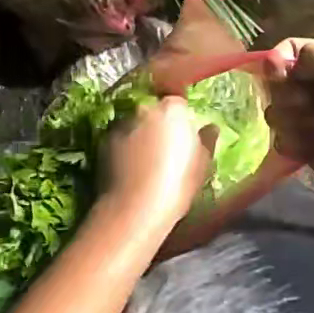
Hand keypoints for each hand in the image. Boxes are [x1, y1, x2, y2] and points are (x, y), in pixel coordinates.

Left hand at [100, 96, 215, 229]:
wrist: (134, 209)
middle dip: (158, 123)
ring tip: (146, 161)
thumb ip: (206, 141)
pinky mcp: (103, 141)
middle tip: (165, 147)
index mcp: (172, 110)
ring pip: (134, 123)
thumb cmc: (176, 186)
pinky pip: (119, 139)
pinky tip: (130, 168)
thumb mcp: (202, 165)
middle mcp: (144, 109)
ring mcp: (120, 124)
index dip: (181, 118)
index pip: (178, 103)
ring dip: (140, 134)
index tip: (183, 134)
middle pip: (153, 110)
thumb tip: (210, 128)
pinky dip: (124, 148)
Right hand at [266, 39, 313, 196]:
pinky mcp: (308, 145)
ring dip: (295, 122)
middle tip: (312, 105)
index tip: (279, 75)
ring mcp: (313, 117)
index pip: (291, 51)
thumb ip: (309, 53)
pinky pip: (282, 139)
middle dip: (290, 96)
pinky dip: (296, 143)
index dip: (278, 62)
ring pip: (277, 112)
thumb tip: (273, 61)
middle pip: (279, 83)